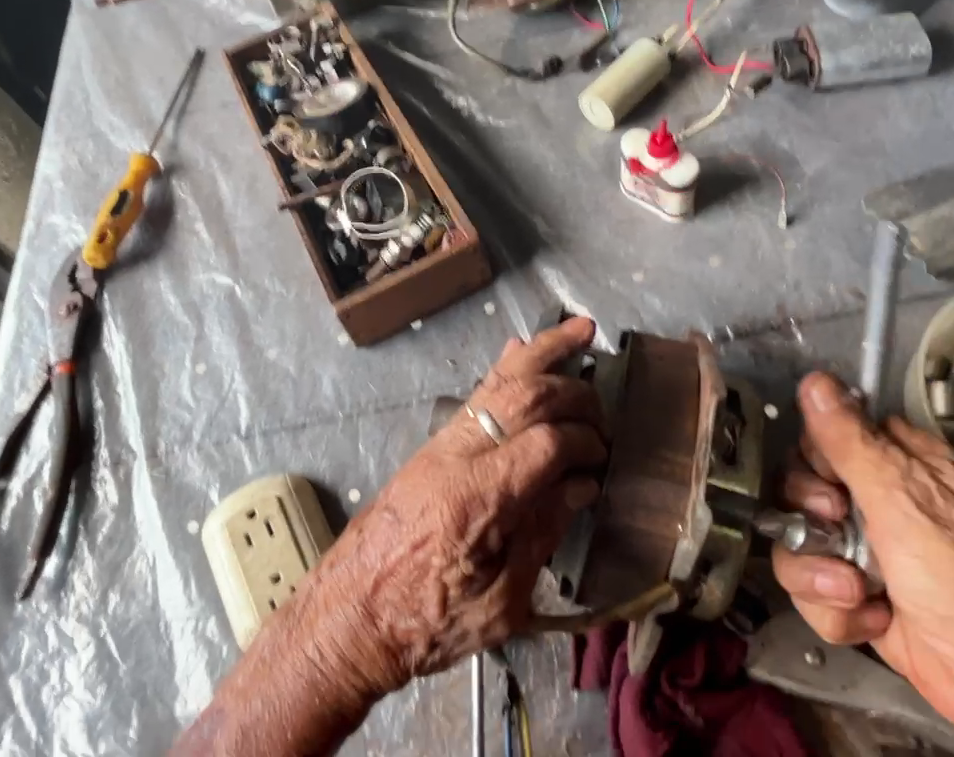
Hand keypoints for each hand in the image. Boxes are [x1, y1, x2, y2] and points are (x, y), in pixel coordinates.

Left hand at [299, 316, 607, 694]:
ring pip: (498, 382)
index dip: (585, 443)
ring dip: (543, 354)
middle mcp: (459, 456)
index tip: (602, 460)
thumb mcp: (500, 604)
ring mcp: (442, 444)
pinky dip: (504, 369)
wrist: (350, 615)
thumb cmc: (426, 624)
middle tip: (603, 419)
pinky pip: (475, 396)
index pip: (547, 442)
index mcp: (479, 499)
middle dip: (575, 396)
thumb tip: (579, 487)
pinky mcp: (433, 446)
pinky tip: (521, 349)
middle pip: (526, 397)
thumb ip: (542, 536)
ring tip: (580, 331)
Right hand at [770, 372, 953, 734]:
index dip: (814, 462)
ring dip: (819, 575)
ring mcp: (866, 553)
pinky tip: (873, 617)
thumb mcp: (903, 501)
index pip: (824, 440)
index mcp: (900, 466)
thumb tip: (816, 381)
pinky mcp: (857, 598)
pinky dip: (836, 611)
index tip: (830, 484)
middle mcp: (879, 505)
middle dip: (810, 522)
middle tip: (839, 531)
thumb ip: (850, 442)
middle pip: (799, 493)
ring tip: (858, 590)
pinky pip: (812, 593)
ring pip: (798, 546)